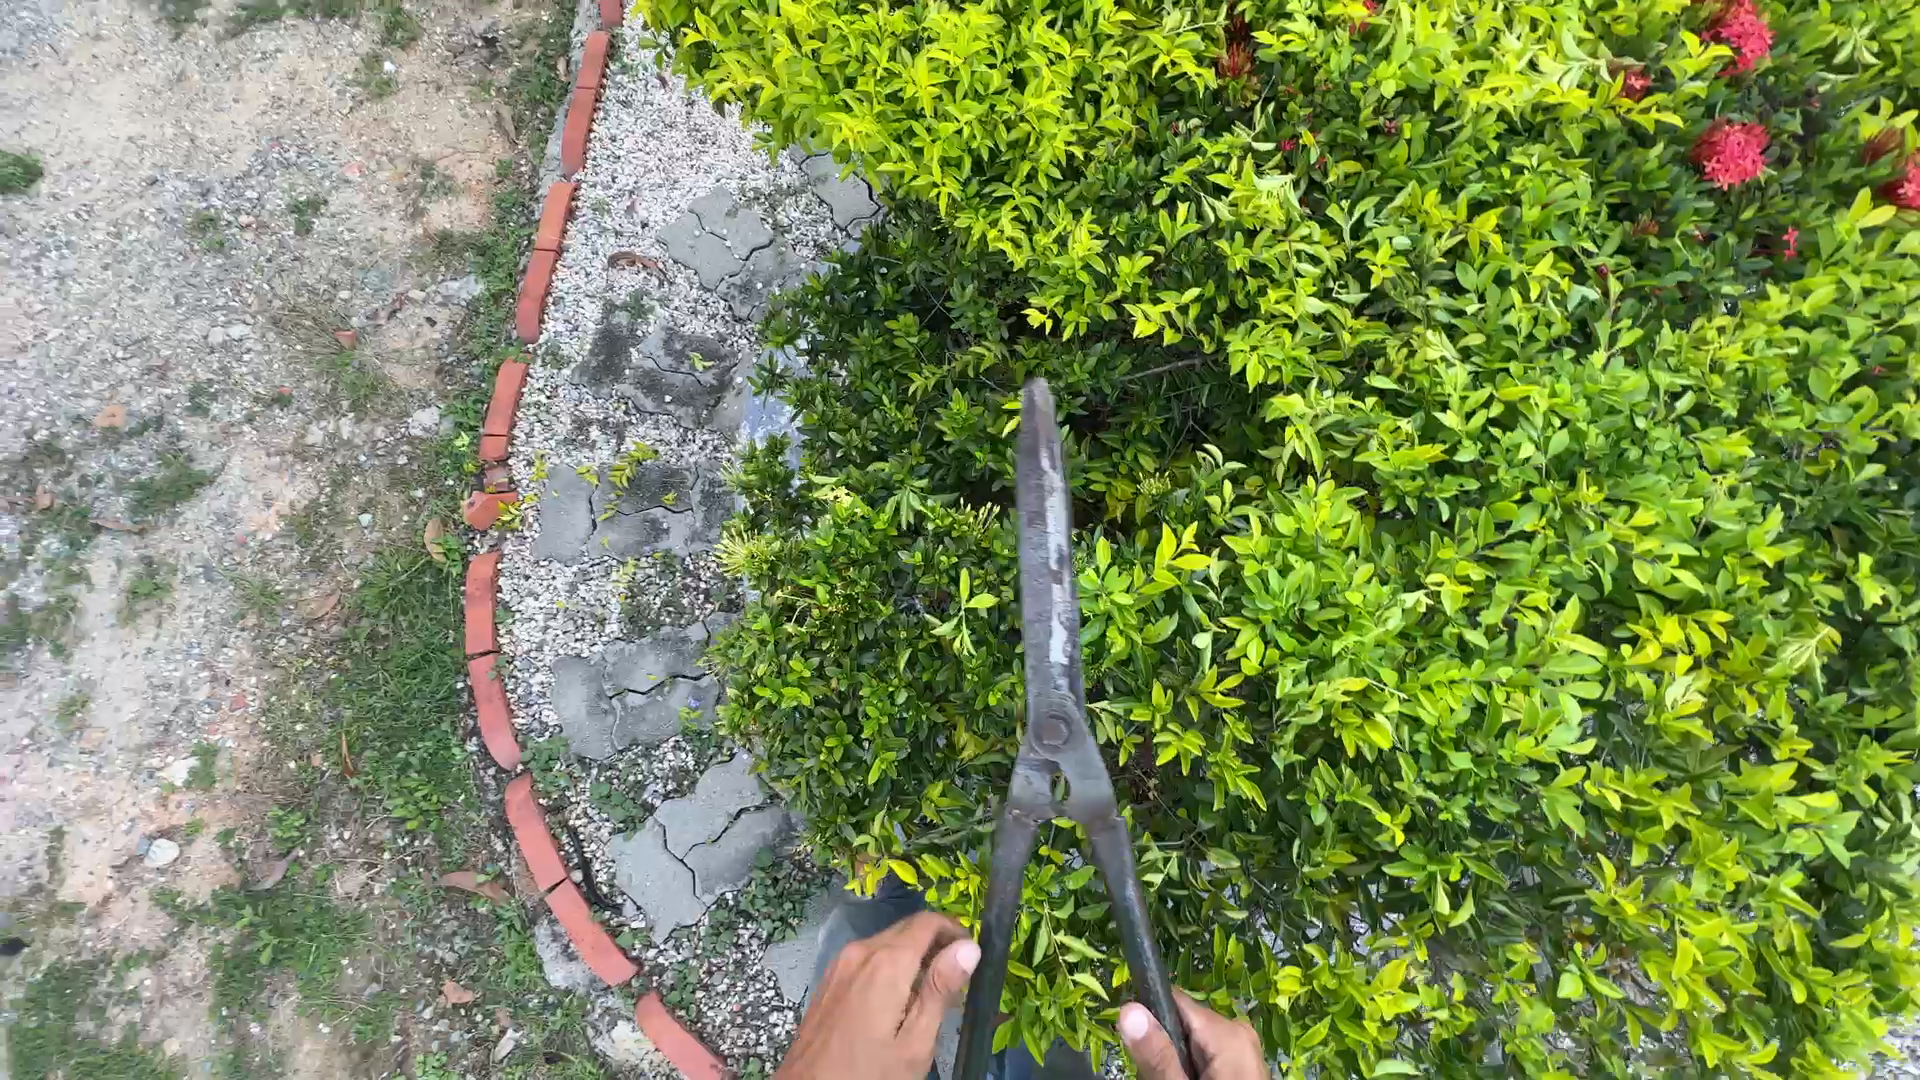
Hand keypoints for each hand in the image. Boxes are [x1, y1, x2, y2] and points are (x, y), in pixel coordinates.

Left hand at [775, 911, 980, 1079]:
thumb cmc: (867, 1077)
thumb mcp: (914, 1045)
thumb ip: (940, 990)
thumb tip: (969, 947)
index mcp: (887, 962)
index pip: (928, 922)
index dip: (954, 930)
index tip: (970, 955)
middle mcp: (862, 950)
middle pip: (908, 928)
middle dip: (935, 944)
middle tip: (955, 981)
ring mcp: (842, 962)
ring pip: (888, 941)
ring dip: (913, 956)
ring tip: (928, 996)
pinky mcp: (830, 977)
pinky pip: (868, 957)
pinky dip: (889, 966)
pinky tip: (895, 1001)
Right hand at [1117, 990, 1265, 1079]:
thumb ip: (1157, 1057)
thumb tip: (1127, 1009)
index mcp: (1227, 1032)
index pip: (1172, 1002)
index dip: (1151, 1025)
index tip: (1144, 1057)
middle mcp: (1238, 1032)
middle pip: (1181, 1024)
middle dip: (1165, 1052)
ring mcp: (1243, 1050)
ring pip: (1191, 1043)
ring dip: (1177, 1066)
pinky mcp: (1242, 1066)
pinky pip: (1207, 1056)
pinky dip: (1194, 1073)